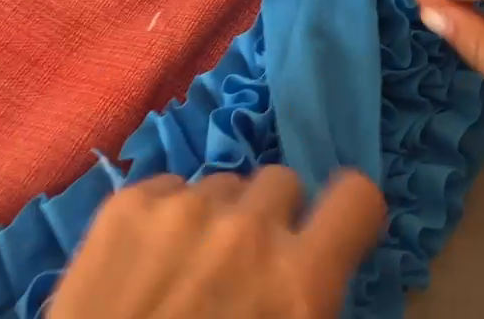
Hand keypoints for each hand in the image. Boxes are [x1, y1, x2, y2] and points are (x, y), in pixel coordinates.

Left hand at [48, 167, 384, 318]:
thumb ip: (309, 302)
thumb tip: (310, 273)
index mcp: (299, 282)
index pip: (357, 196)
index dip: (347, 211)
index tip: (329, 231)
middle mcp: (245, 229)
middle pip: (280, 181)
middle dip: (271, 217)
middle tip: (246, 264)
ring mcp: (181, 207)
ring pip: (220, 185)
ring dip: (216, 218)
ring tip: (187, 269)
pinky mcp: (126, 203)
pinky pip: (168, 188)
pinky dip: (166, 217)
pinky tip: (145, 263)